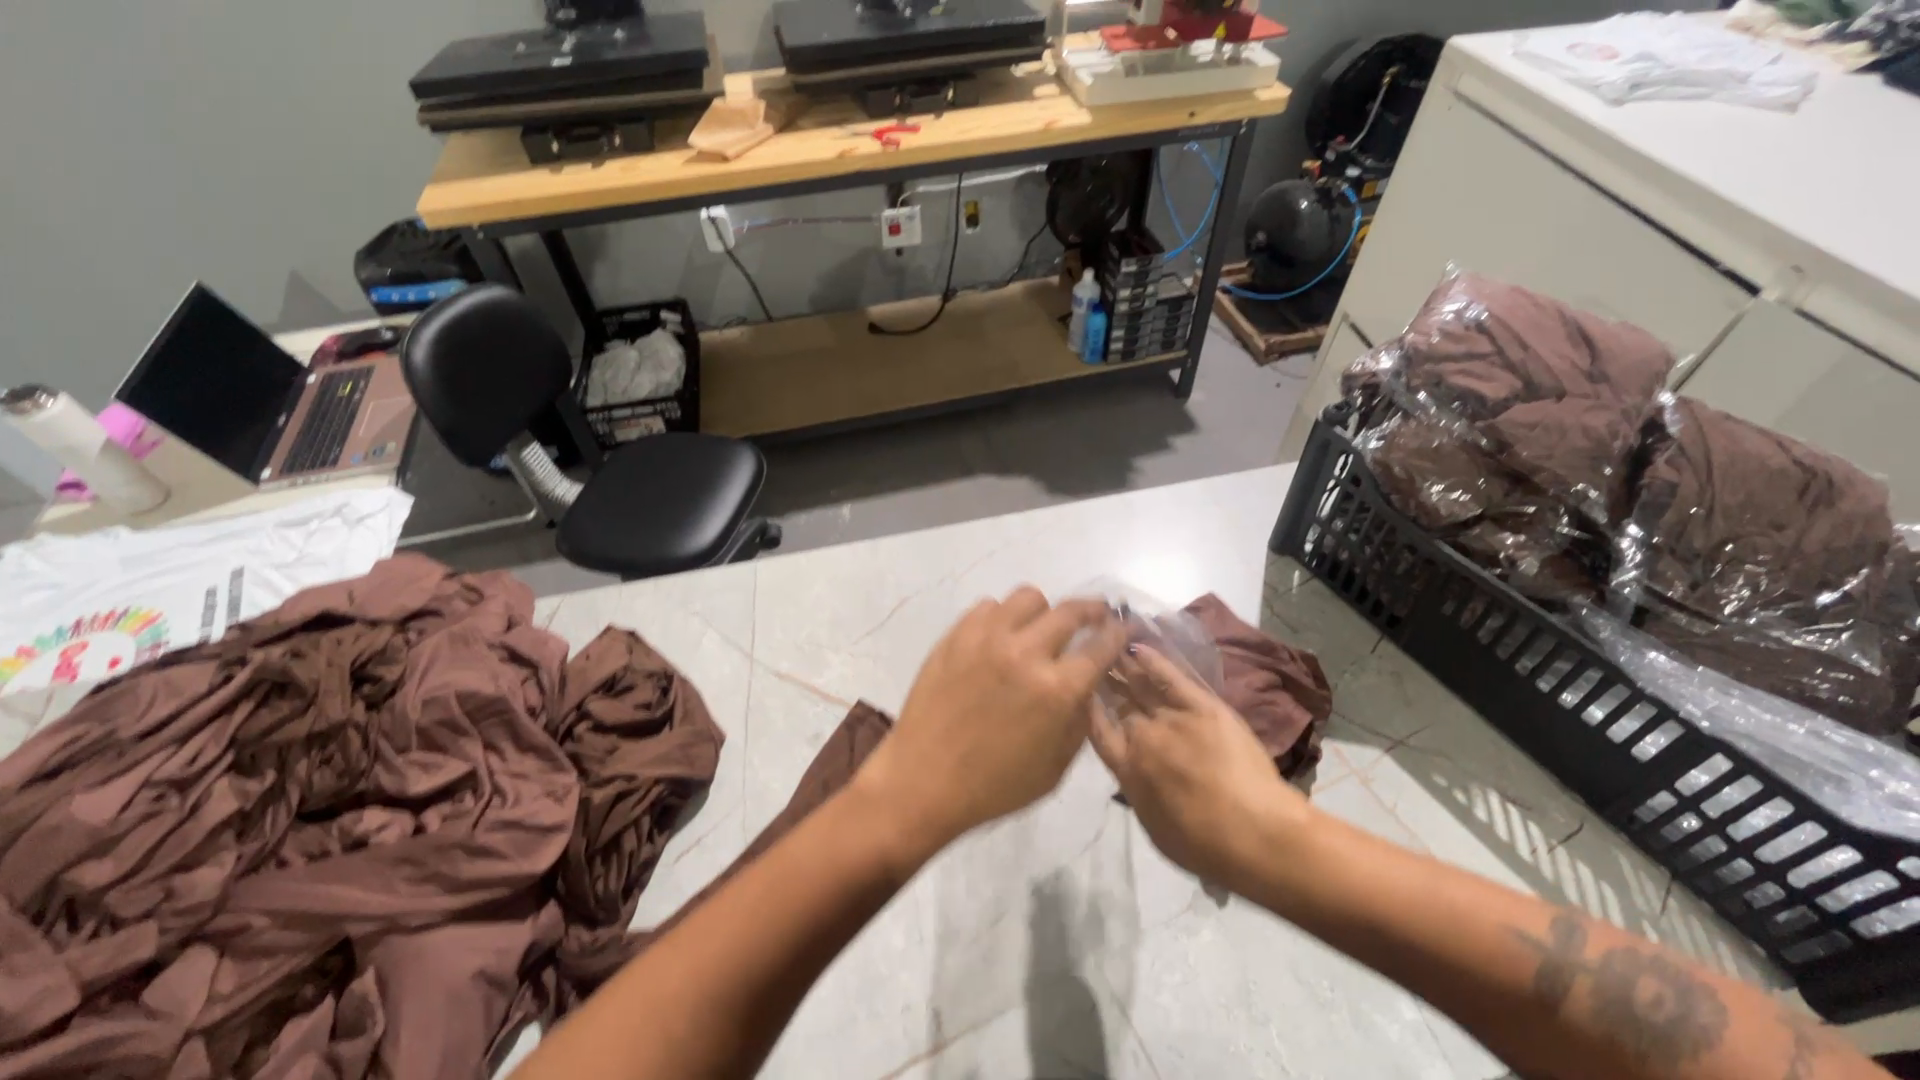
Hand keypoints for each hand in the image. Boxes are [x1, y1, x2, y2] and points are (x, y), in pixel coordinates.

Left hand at [855, 587, 1126, 854]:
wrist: (923, 783)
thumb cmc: (994, 787)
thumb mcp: (1055, 768)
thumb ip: (1079, 720)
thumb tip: (1088, 685)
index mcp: (1057, 689)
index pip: (1101, 645)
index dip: (1119, 633)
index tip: (1123, 628)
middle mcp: (1026, 653)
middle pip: (1070, 611)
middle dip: (1091, 611)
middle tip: (1094, 616)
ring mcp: (986, 639)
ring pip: (1028, 597)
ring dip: (1043, 611)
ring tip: (1039, 628)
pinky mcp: (955, 636)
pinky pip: (988, 607)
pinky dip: (1002, 617)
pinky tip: (1000, 639)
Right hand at [1089, 645, 1313, 889]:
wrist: (1255, 835)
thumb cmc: (1204, 847)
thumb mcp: (1154, 828)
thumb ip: (1138, 794)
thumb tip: (1135, 778)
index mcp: (1126, 769)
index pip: (1097, 729)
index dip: (1087, 707)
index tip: (1080, 690)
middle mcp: (1142, 738)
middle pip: (1118, 703)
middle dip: (1104, 682)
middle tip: (1093, 663)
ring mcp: (1171, 719)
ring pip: (1139, 685)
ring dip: (1122, 665)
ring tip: (1108, 646)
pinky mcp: (1203, 707)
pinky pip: (1171, 677)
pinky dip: (1153, 660)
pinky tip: (1138, 646)